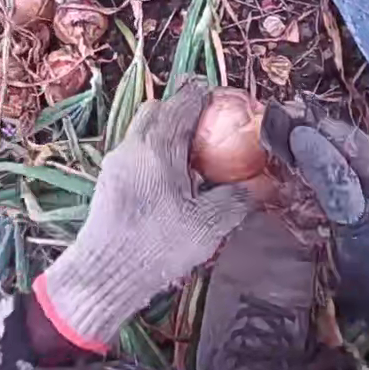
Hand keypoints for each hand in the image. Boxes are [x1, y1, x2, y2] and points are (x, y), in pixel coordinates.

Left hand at [34, 81, 253, 352]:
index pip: (184, 101)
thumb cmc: (157, 245)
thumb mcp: (209, 225)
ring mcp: (116, 161)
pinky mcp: (108, 180)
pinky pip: (135, 151)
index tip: (227, 104)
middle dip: (183, 111)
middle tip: (209, 130)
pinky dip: (154, 153)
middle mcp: (133, 144)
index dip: (207, 96)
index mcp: (158, 145)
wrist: (103, 273)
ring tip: (193, 158)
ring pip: (143, 130)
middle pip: (158, 109)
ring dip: (167, 133)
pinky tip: (170, 182)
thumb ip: (238, 198)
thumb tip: (265, 184)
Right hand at [273, 111, 368, 354]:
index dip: (316, 127)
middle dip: (312, 134)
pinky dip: (320, 168)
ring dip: (313, 149)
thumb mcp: (353, 228)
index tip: (280, 117)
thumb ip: (332, 181)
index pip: (352, 141)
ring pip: (345, 158)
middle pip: (349, 146)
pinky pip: (345, 176)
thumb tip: (303, 136)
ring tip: (280, 139)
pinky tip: (299, 164)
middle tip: (274, 125)